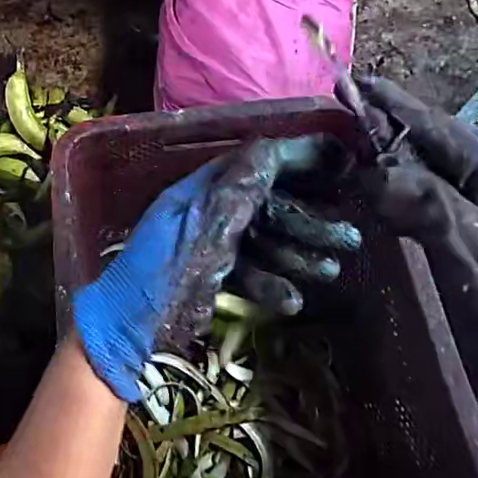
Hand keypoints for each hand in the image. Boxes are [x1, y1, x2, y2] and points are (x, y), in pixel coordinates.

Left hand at [72, 136, 358, 401]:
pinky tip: (292, 301)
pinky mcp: (210, 274)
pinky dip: (272, 283)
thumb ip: (237, 188)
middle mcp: (206, 211)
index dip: (297, 159)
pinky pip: (249, 271)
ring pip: (263, 240)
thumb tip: (272, 149)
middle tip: (348, 235)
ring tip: (331, 269)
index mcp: (199, 190)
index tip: (339, 164)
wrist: (128, 329)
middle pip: (266, 204)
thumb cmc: (163, 273)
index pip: (254, 162)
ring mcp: (208, 244)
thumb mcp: (203, 225)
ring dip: (298, 253)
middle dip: (307, 219)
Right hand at [356, 77, 477, 405]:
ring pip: (421, 163)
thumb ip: (431, 209)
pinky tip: (370, 187)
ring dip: (382, 151)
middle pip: (423, 139)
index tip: (351, 82)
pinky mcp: (467, 224)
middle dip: (380, 122)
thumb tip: (373, 172)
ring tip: (344, 142)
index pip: (432, 127)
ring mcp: (477, 201)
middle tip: (338, 108)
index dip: (390, 104)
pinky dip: (391, 183)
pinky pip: (422, 191)